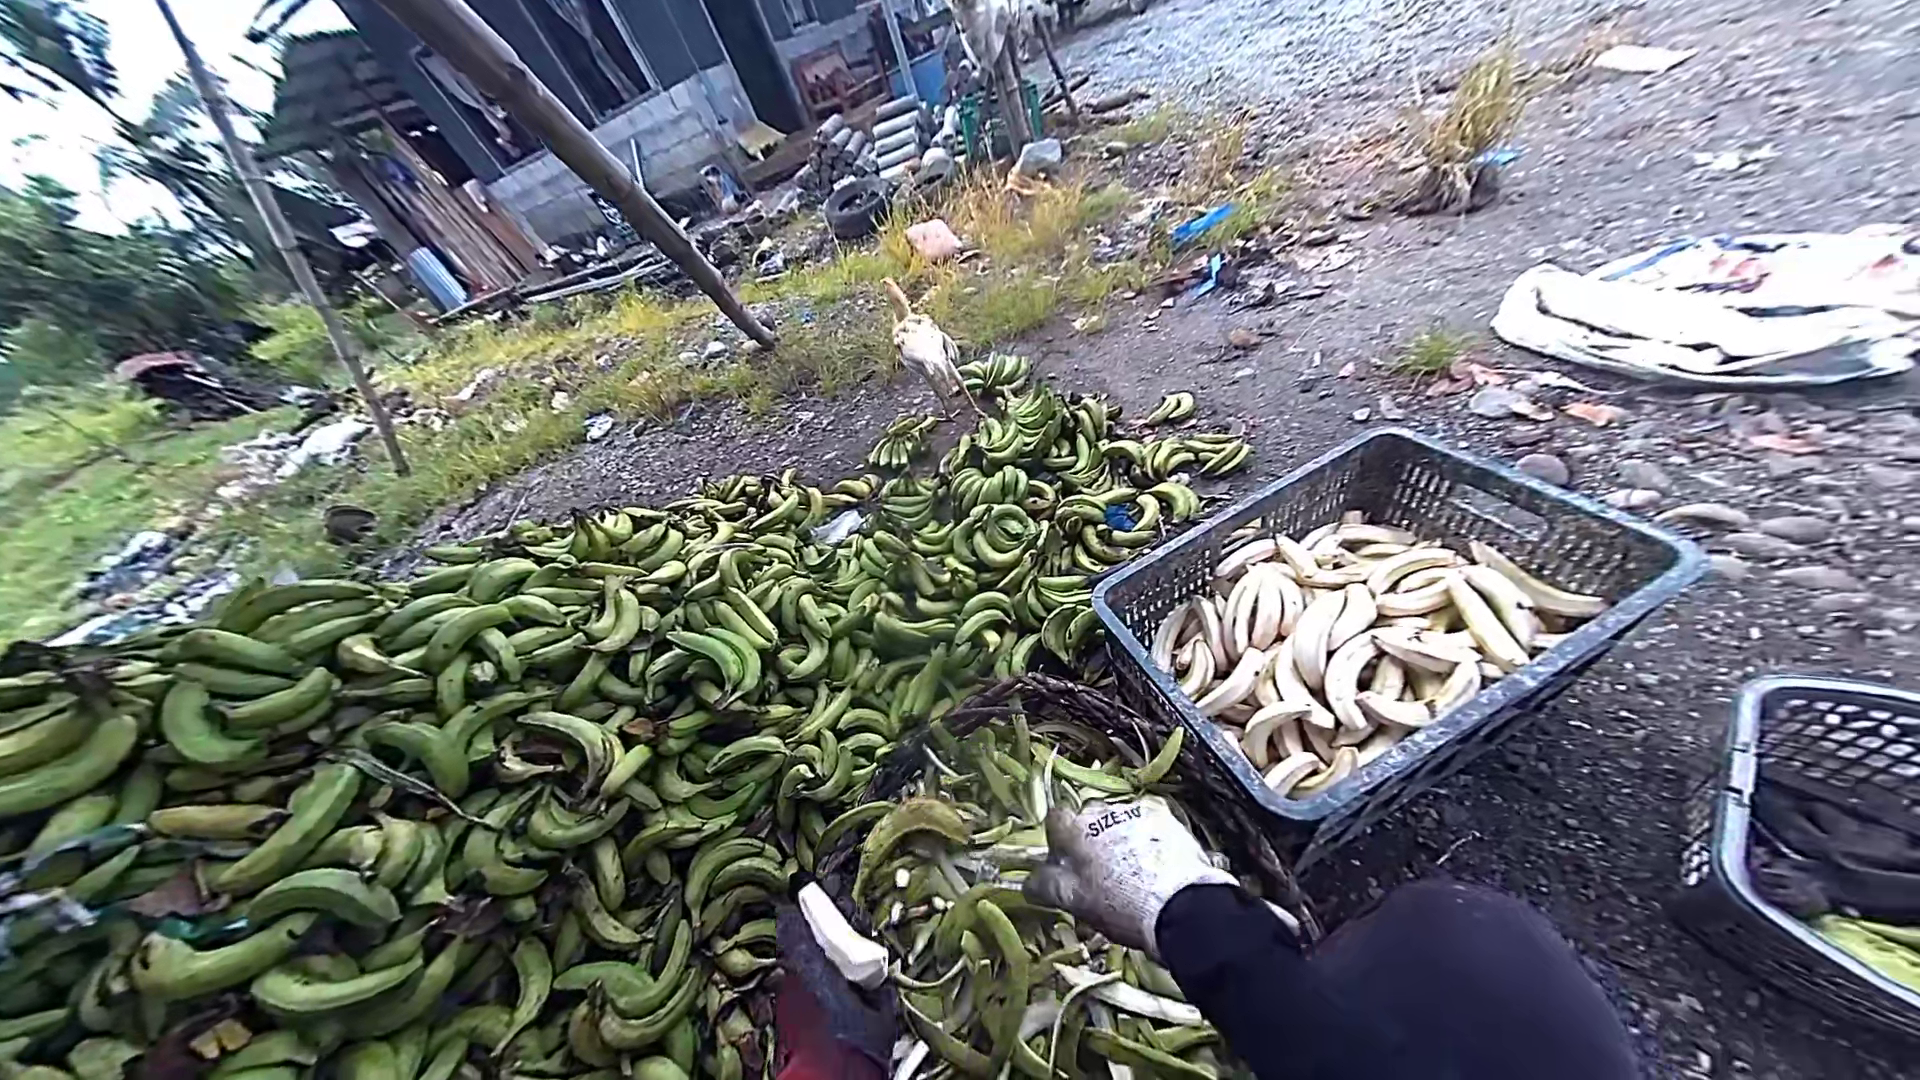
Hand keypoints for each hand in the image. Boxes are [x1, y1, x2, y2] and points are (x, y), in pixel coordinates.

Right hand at [1023, 797, 1236, 956]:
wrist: (1181, 906)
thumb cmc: (1120, 905)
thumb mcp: (1075, 902)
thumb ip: (1047, 886)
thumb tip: (1027, 881)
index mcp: (1075, 828)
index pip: (1055, 819)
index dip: (1059, 839)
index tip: (1067, 860)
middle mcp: (1101, 808)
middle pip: (1088, 817)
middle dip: (1091, 836)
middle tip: (1102, 869)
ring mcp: (1134, 808)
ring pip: (1118, 818)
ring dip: (1119, 835)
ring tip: (1134, 869)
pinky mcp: (1163, 814)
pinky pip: (1146, 819)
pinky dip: (1147, 834)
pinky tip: (1157, 860)